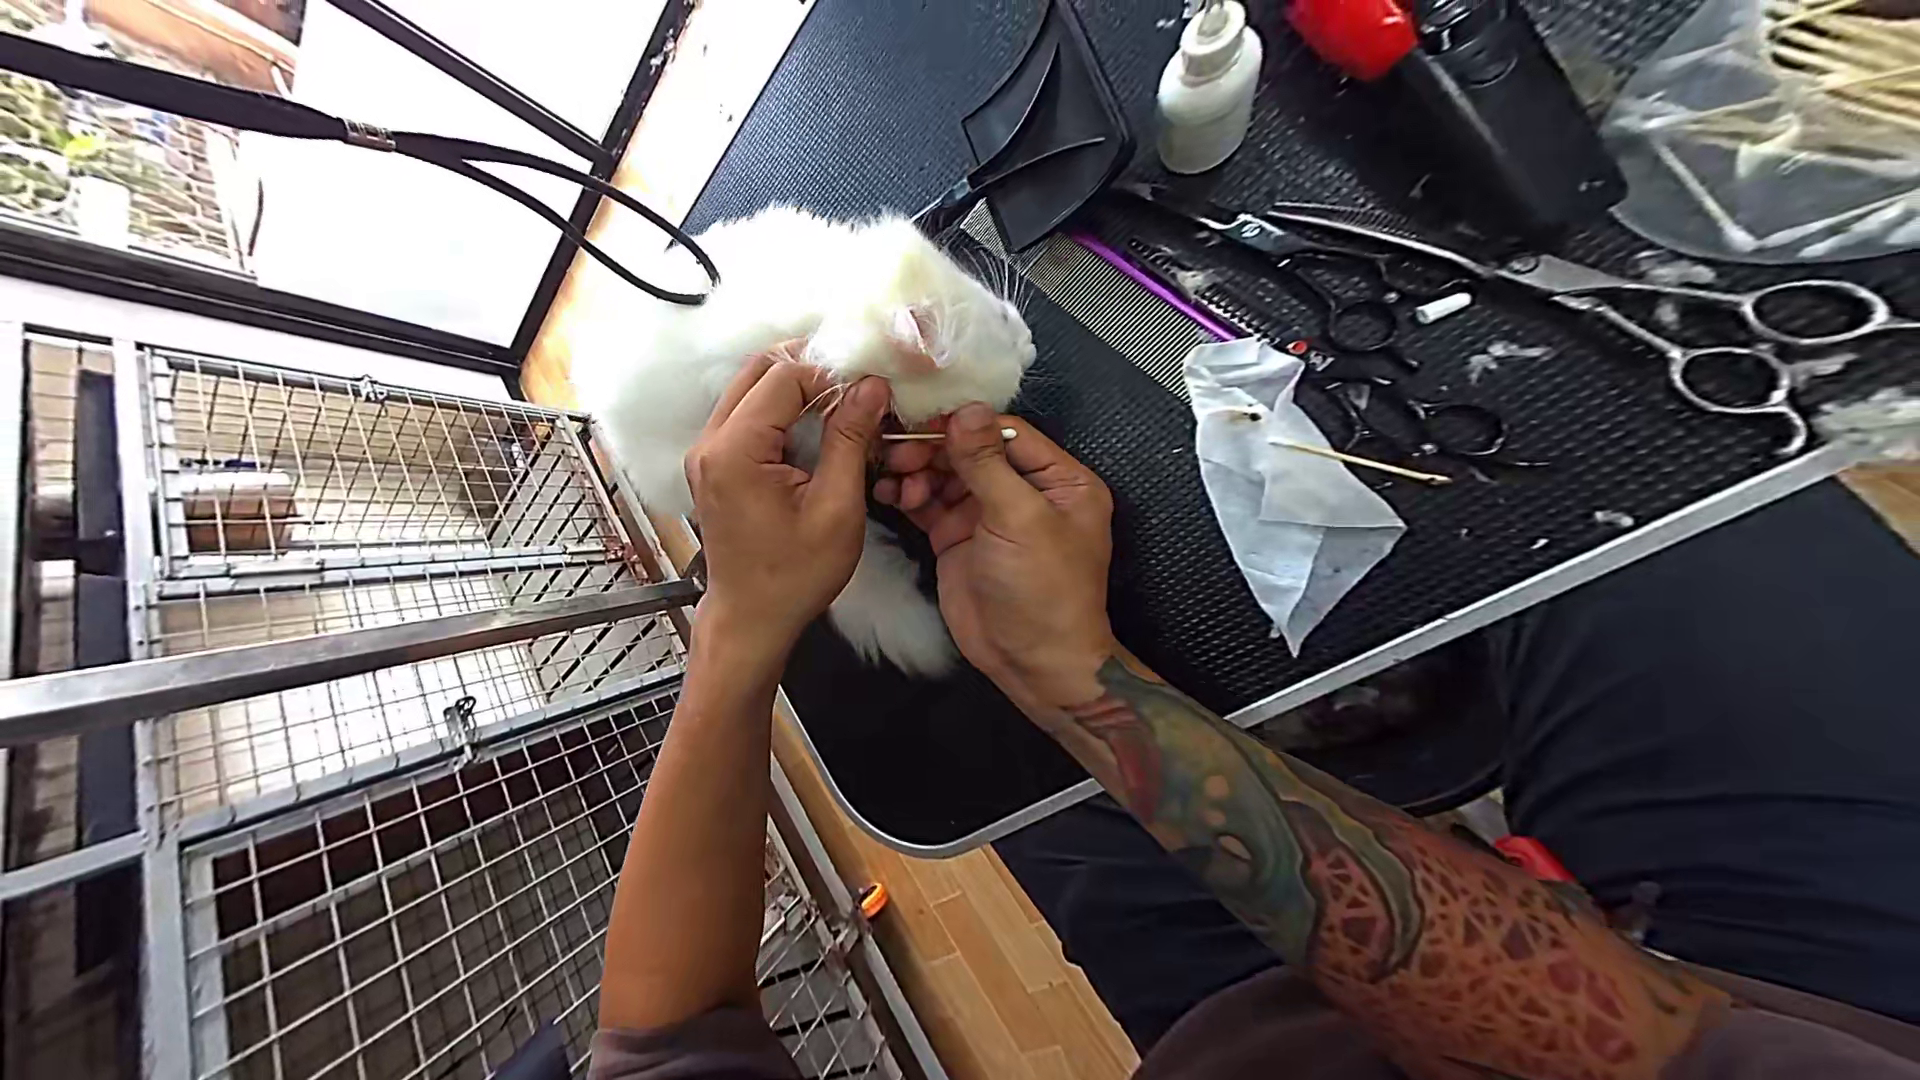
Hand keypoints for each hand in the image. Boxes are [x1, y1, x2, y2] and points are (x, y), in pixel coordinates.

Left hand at [686, 344, 888, 669]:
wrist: (752, 619)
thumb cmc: (796, 575)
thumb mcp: (836, 509)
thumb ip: (849, 440)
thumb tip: (870, 387)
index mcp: (736, 452)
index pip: (783, 376)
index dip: (830, 372)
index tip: (869, 387)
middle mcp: (710, 443)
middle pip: (758, 369)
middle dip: (811, 366)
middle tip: (857, 382)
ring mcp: (707, 453)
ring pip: (750, 387)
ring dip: (797, 384)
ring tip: (842, 401)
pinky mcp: (715, 465)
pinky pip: (747, 414)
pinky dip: (783, 408)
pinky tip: (816, 424)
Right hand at [875, 403, 1116, 713]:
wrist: (1030, 662)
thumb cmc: (1043, 591)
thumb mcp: (1020, 519)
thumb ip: (988, 463)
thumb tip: (967, 410)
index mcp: (1059, 480)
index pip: (1006, 433)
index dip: (964, 425)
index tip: (922, 421)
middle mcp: (1024, 491)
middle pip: (971, 451)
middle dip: (933, 449)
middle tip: (899, 454)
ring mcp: (988, 515)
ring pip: (946, 474)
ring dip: (917, 471)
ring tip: (896, 480)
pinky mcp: (959, 537)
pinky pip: (930, 503)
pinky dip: (909, 495)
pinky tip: (890, 493)